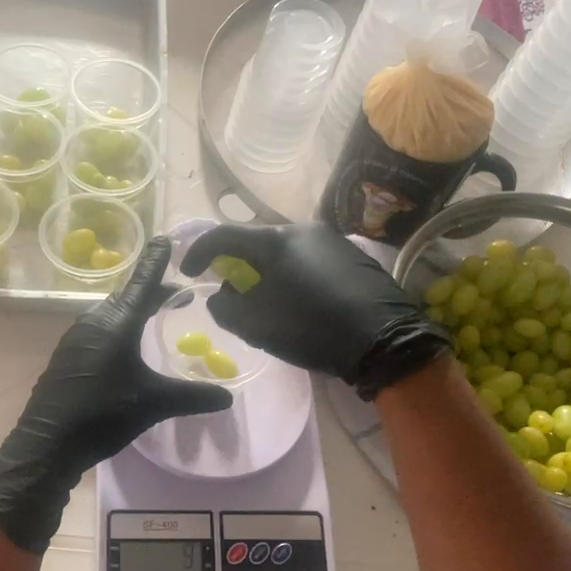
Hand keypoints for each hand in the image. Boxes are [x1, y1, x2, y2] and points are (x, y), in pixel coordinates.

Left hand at [0, 237, 231, 553]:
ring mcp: (75, 340)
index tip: (164, 240)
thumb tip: (228, 398)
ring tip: (154, 319)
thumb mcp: (153, 405)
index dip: (156, 263)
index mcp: (117, 325)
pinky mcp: (66, 358)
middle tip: (178, 296)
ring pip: (111, 315)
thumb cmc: (102, 415)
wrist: (47, 444)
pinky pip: (98, 332)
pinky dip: (117, 330)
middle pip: (128, 298)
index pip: (143, 284)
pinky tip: (124, 350)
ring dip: (134, 312)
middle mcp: (94, 323)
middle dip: (153, 293)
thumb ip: (192, 397)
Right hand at [181, 222, 450, 399]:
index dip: (198, 253)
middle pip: (255, 243)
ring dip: (266, 273)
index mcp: (275, 240)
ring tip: (265, 304)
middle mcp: (303, 229)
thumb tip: (220, 296)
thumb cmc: (311, 330)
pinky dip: (291, 277)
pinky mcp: (352, 257)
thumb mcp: (255, 325)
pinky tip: (298, 303)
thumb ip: (225, 307)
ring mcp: (332, 241)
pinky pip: (308, 261)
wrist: (383, 341)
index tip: (187, 272)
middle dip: (236, 267)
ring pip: (283, 252)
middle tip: (230, 294)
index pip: (223, 236)